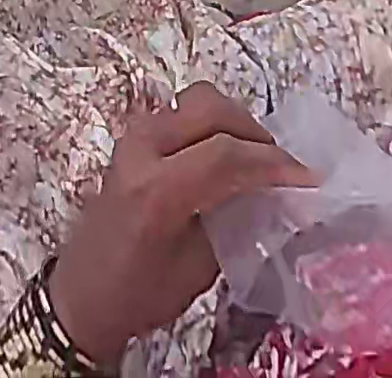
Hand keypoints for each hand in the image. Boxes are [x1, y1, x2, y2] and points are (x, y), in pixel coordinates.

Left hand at [47, 83, 312, 364]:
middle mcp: (143, 147)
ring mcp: (136, 133)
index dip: (272, 162)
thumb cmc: (141, 291)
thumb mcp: (200, 267)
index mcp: (155, 189)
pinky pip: (186, 110)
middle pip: (212, 110)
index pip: (225, 154)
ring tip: (253, 156)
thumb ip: (236, 217)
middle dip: (254, 133)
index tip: (307, 177)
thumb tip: (276, 190)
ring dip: (234, 122)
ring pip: (199, 100)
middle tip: (278, 165)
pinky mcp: (137, 130)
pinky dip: (214, 123)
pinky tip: (226, 151)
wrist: (83, 290)